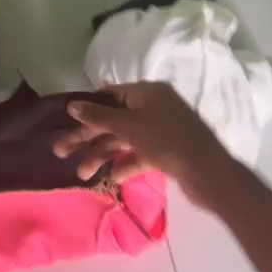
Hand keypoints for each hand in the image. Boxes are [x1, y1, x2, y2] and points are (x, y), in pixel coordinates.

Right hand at [54, 82, 234, 204]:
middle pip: (111, 120)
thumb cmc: (167, 141)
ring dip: (102, 156)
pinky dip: (124, 164)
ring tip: (83, 175)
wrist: (211, 174)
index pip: (108, 95)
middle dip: (86, 138)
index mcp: (147, 93)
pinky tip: (110, 178)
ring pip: (123, 140)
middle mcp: (153, 107)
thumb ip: (98, 116)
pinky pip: (138, 154)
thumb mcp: (128, 126)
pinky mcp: (167, 152)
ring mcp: (161, 131)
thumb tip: (72, 105)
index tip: (66, 121)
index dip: (86, 108)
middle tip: (60, 151)